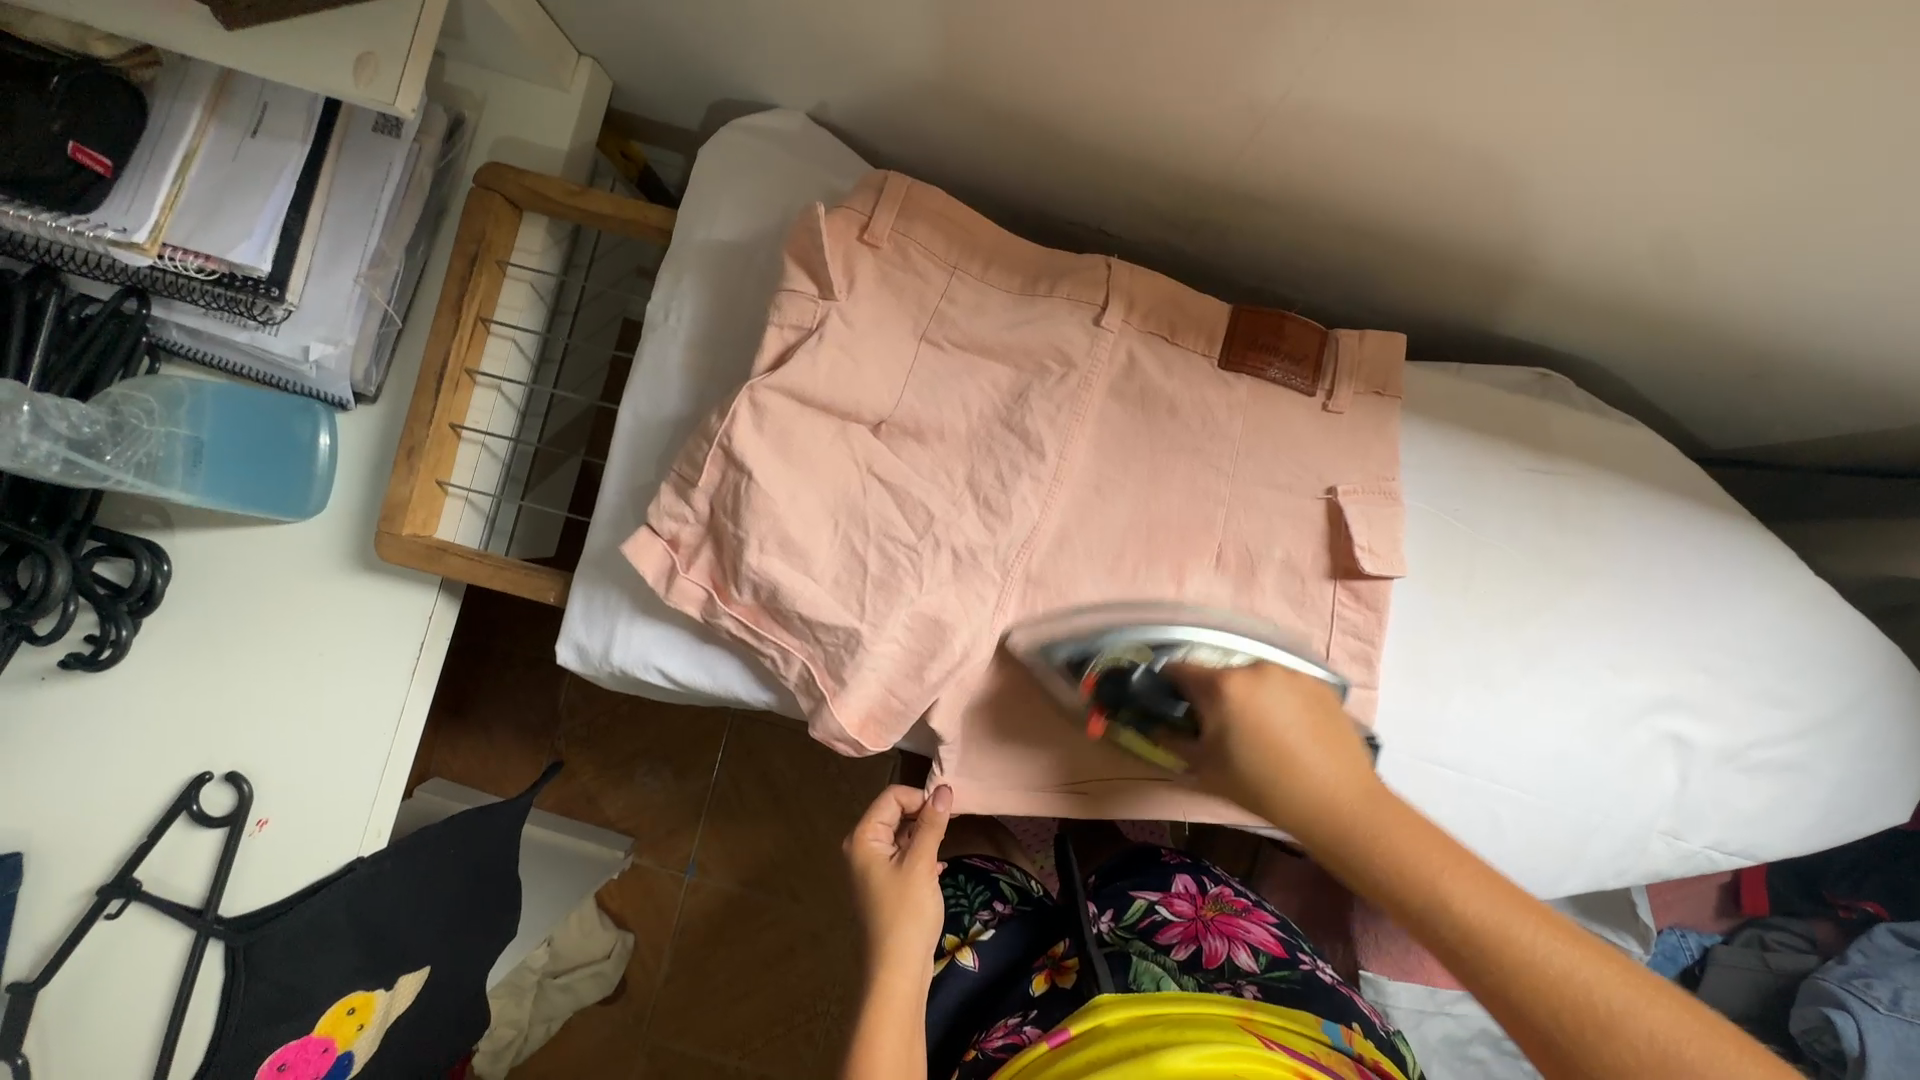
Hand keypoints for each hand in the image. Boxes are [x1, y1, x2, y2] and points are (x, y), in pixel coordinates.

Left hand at [843, 784, 952, 976]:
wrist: (897, 971)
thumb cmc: (907, 914)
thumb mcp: (921, 864)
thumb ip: (932, 823)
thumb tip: (944, 788)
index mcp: (863, 837)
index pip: (892, 797)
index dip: (920, 798)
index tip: (948, 811)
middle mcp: (862, 848)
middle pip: (895, 813)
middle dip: (923, 816)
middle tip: (950, 828)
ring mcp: (871, 867)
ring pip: (901, 835)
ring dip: (924, 837)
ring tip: (943, 851)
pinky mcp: (883, 884)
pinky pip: (903, 856)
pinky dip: (921, 855)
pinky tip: (938, 869)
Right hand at [1165, 663, 1383, 841]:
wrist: (1337, 802)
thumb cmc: (1261, 787)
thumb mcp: (1205, 770)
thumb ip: (1172, 741)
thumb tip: (1156, 726)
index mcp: (1221, 686)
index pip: (1178, 670)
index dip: (1169, 686)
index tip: (1173, 706)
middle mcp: (1254, 668)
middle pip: (1220, 675)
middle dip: (1213, 696)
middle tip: (1221, 730)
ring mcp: (1291, 673)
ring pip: (1254, 679)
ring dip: (1248, 697)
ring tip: (1261, 733)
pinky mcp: (1320, 684)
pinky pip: (1286, 686)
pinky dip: (1279, 702)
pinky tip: (1291, 733)